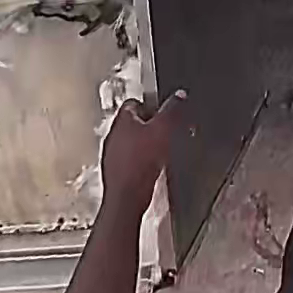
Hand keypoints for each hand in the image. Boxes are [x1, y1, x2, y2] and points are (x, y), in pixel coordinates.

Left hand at [100, 91, 186, 212]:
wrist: (128, 197)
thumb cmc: (140, 163)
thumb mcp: (165, 129)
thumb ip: (173, 109)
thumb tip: (179, 95)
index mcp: (122, 120)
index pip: (134, 102)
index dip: (152, 104)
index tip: (163, 110)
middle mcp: (113, 136)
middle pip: (134, 122)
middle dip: (150, 125)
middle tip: (164, 130)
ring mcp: (113, 155)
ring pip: (132, 141)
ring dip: (146, 144)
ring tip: (160, 150)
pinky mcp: (117, 172)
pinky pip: (131, 159)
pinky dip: (142, 160)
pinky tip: (153, 166)